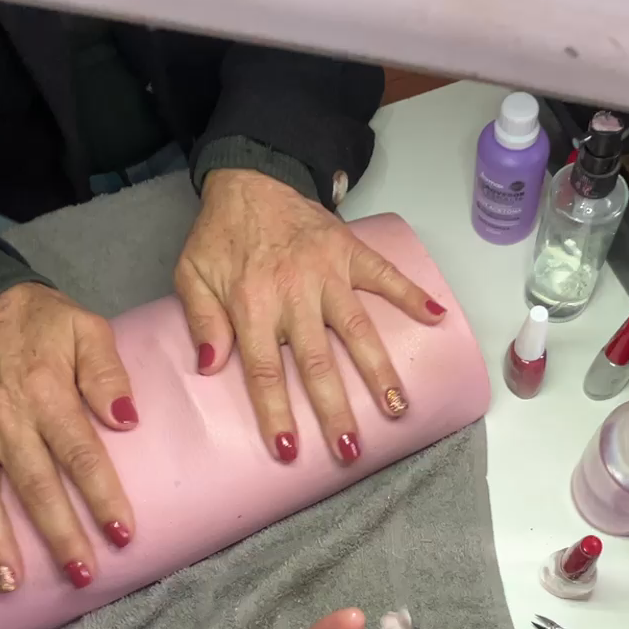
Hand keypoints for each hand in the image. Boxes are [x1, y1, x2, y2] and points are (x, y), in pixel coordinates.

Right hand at [0, 283, 135, 592]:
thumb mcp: (88, 330)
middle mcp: (2, 417)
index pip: (81, 456)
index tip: (123, 535)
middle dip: (59, 534)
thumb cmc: (43, 321)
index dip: (102, 498)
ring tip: (9, 582)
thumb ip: (107, 375)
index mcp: (47, 394)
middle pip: (35, 486)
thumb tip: (127, 420)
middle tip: (82, 575)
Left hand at [176, 169, 445, 464]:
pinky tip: (437, 318)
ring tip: (397, 407)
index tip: (289, 450)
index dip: (276, 412)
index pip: (264, 370)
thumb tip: (210, 366)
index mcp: (252, 304)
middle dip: (334, 408)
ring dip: (378, 371)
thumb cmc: (220, 235)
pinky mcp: (351, 252)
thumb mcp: (191, 274)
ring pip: (357, 329)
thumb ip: (201, 321)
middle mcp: (294, 293)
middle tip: (350, 449)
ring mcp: (328, 273)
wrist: (249, 178)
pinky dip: (412, 295)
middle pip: (316, 361)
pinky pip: (385, 276)